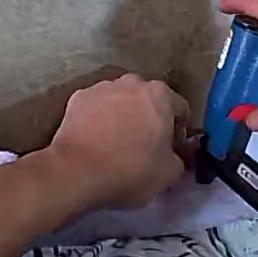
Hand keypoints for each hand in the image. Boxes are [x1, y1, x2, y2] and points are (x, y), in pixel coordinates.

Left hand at [44, 74, 190, 210]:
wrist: (76, 172)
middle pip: (149, 100)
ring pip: (121, 101)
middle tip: (146, 146)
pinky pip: (97, 108)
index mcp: (160, 95)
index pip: (181, 109)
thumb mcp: (169, 174)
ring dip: (124, 116)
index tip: (172, 150)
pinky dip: (99, 119)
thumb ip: (179, 160)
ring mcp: (102, 88)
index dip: (180, 132)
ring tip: (117, 144)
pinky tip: (96, 141)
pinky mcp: (77, 98)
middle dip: (150, 119)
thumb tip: (174, 157)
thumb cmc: (130, 169)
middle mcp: (132, 83)